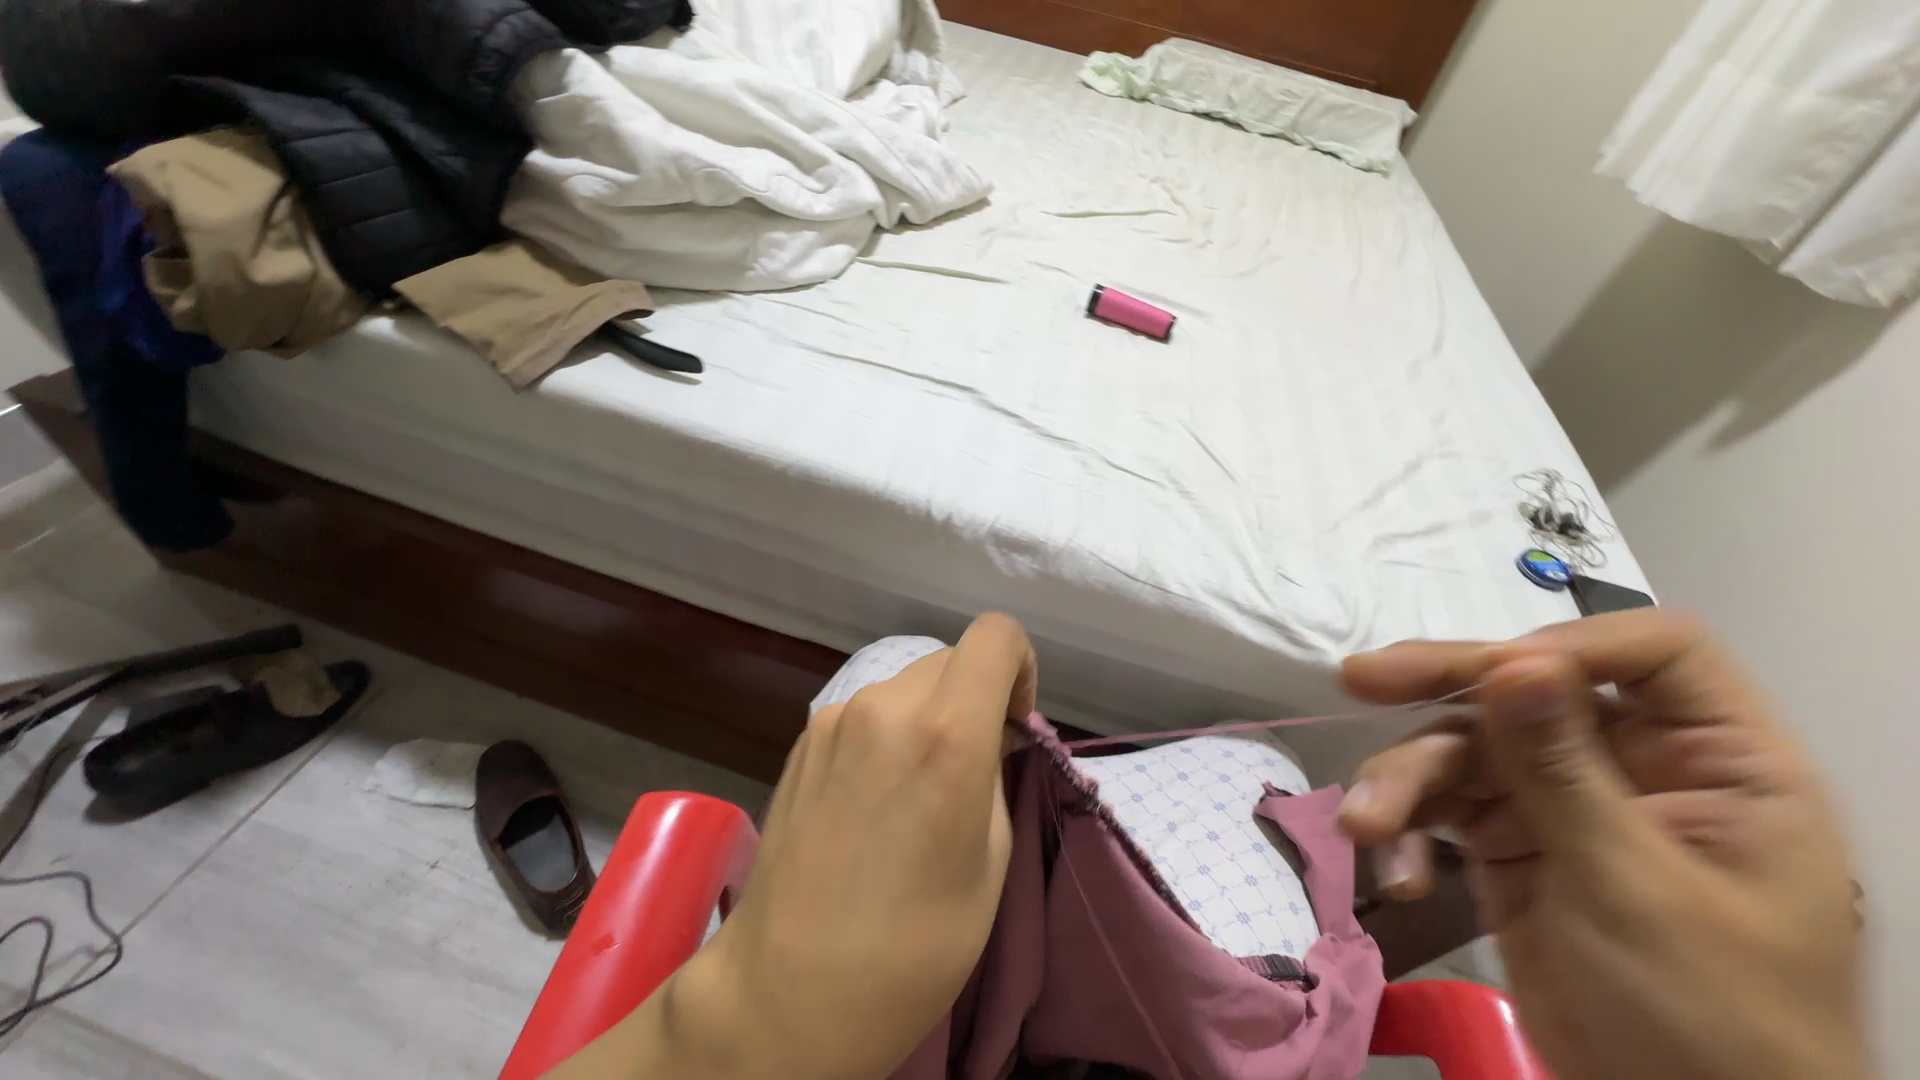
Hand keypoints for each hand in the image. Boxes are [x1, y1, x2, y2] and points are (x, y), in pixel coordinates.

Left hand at [664, 614, 1035, 1079]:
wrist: (786, 991)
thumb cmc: (914, 946)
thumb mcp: (990, 860)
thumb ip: (994, 774)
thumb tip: (992, 737)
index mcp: (945, 733)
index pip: (997, 636)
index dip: (1022, 669)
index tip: (1014, 727)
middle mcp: (884, 706)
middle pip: (952, 659)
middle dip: (975, 697)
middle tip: (972, 768)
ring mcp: (833, 719)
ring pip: (906, 684)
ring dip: (929, 715)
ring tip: (917, 791)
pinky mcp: (802, 739)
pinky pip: (866, 711)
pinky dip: (887, 732)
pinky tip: (874, 799)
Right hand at [1338, 611, 1873, 1079]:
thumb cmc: (1704, 1017)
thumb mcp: (1630, 887)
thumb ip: (1564, 768)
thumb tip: (1514, 660)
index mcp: (1717, 763)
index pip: (1653, 655)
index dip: (1570, 648)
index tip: (1489, 675)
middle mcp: (1636, 766)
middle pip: (1532, 689)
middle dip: (1442, 688)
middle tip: (1356, 679)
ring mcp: (1567, 804)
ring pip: (1470, 750)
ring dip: (1407, 785)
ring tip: (1362, 828)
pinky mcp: (1512, 844)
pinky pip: (1446, 810)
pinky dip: (1414, 838)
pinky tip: (1402, 880)